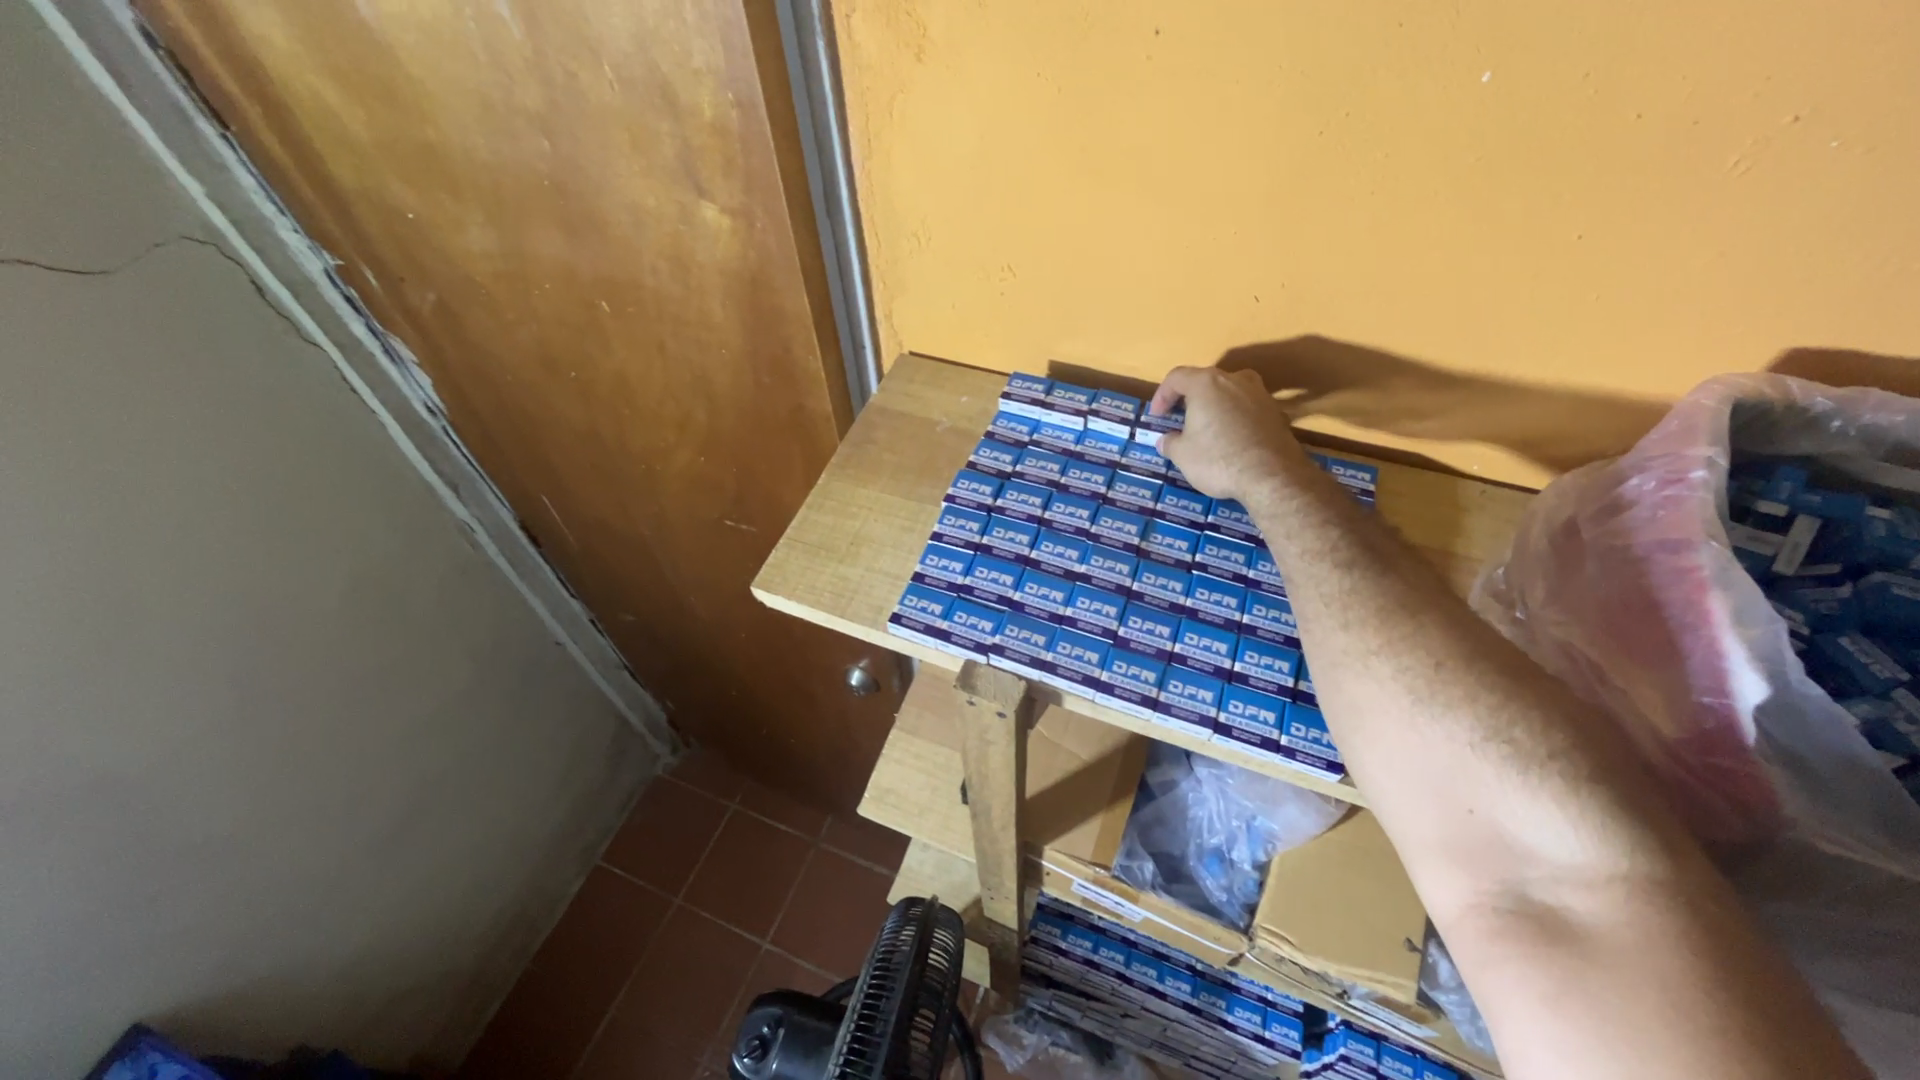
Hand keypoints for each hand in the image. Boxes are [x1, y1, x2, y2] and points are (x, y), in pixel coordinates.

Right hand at [1151, 366, 1308, 501]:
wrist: (1272, 476)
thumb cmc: (1218, 459)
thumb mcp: (1182, 455)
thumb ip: (1170, 443)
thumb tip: (1166, 441)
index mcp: (1206, 383)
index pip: (1176, 377)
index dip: (1162, 395)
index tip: (1157, 416)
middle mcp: (1235, 380)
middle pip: (1206, 381)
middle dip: (1191, 399)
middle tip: (1182, 420)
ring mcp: (1260, 394)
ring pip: (1231, 393)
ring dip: (1217, 407)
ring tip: (1209, 429)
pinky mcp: (1277, 412)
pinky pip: (1249, 410)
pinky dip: (1237, 420)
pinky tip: (1233, 441)